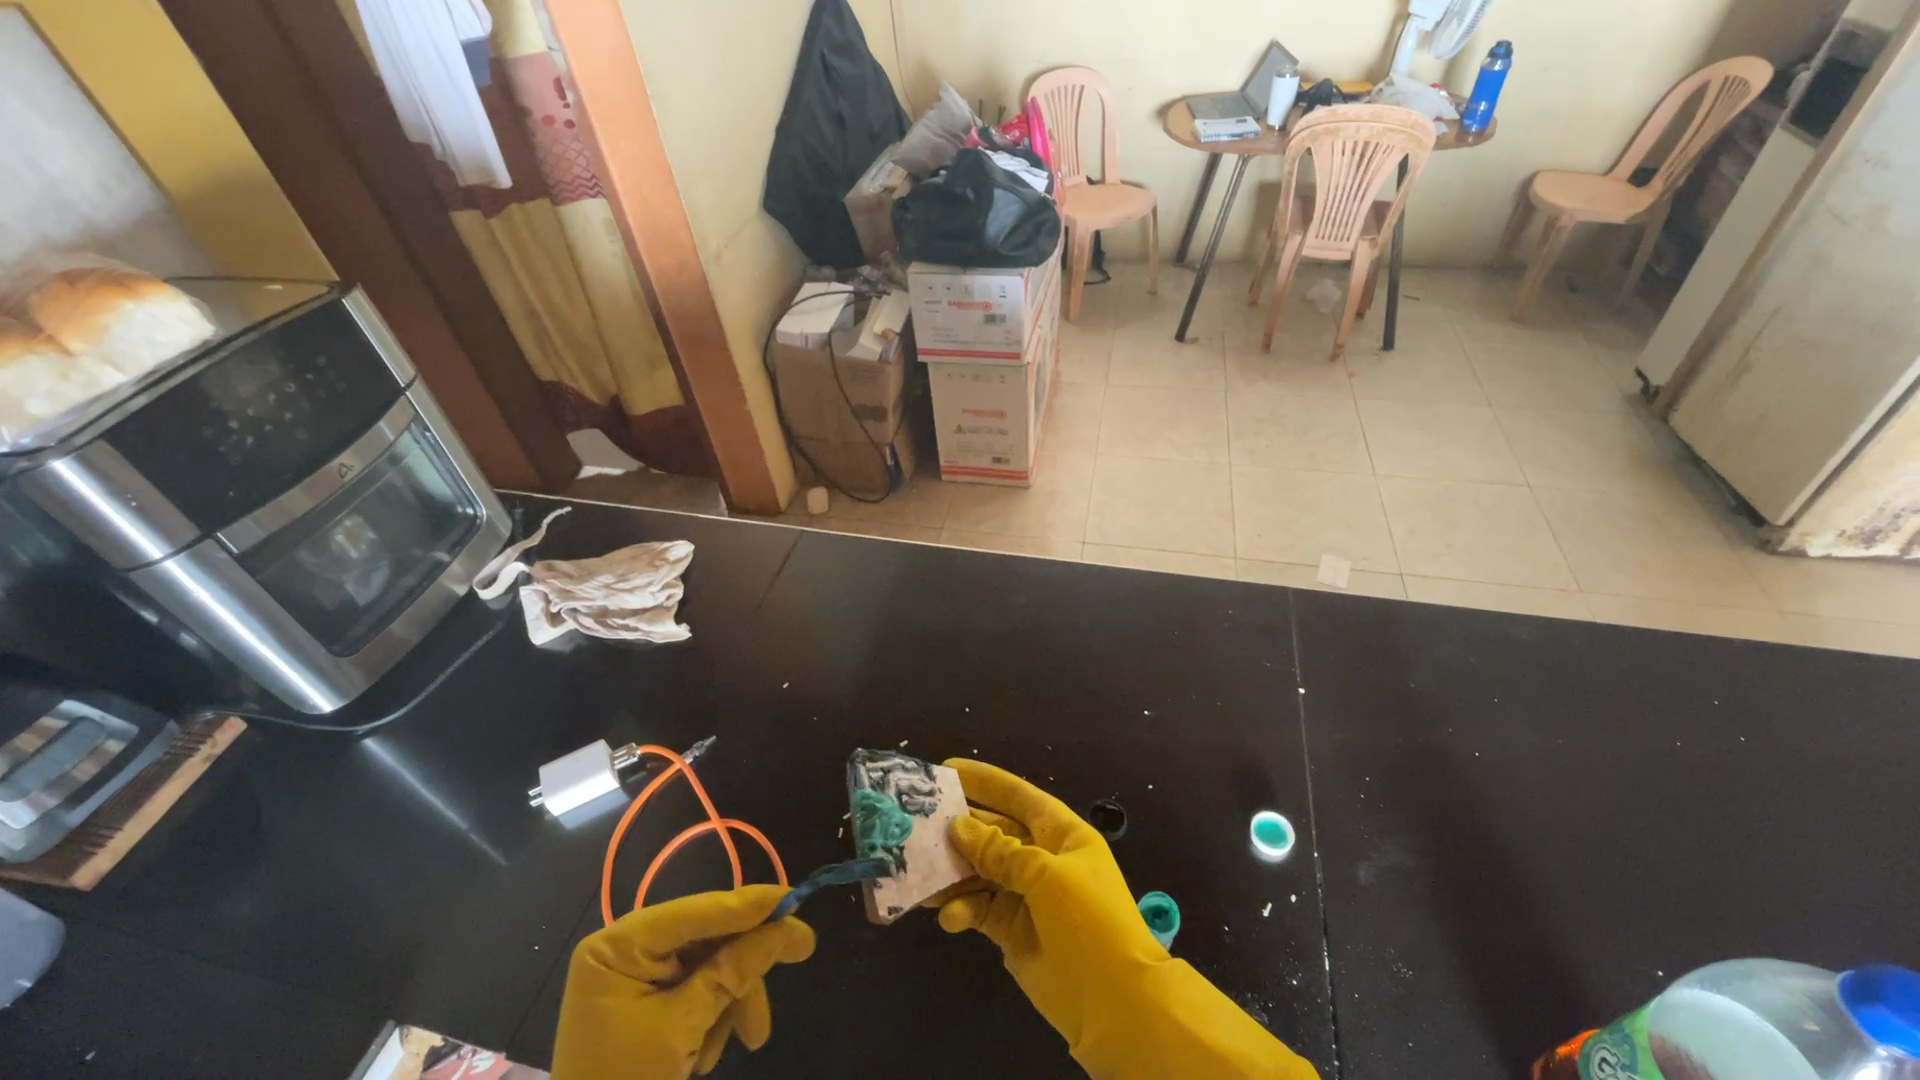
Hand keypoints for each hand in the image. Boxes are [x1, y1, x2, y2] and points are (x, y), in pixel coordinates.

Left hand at [551, 885, 813, 1078]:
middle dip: (745, 967)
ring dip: (733, 1001)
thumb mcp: (684, 1027)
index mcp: (617, 946)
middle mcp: (624, 949)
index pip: (696, 911)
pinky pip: (697, 989)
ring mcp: (634, 975)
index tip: (795, 898)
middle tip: (803, 952)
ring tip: (750, 1038)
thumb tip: (788, 927)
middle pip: (707, 938)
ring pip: (709, 966)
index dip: (750, 904)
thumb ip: (735, 971)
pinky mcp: (645, 1000)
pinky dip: (714, 1015)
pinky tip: (708, 1053)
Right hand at [938, 759, 1319, 1079]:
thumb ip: (1000, 851)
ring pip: (979, 872)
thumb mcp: (1047, 876)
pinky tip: (948, 918)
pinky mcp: (1010, 930)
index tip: (946, 769)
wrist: (1114, 1001)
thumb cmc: (1090, 922)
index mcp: (1062, 835)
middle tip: (915, 825)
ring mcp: (1025, 895)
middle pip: (993, 833)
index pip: (1019, 797)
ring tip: (918, 872)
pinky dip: (961, 910)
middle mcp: (1042, 859)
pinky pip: (978, 908)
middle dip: (957, 829)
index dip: (985, 781)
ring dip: (951, 872)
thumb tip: (958, 827)